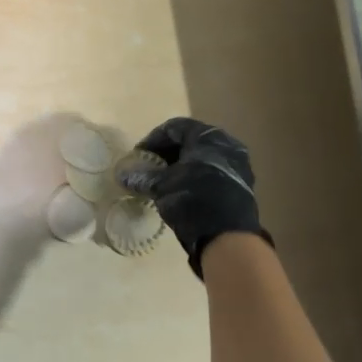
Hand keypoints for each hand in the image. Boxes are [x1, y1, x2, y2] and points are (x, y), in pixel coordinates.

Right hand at [118, 117, 271, 277]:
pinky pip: (211, 172)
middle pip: (189, 141)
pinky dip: (194, 177)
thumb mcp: (161, 186)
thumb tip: (122, 175)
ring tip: (162, 182)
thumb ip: (142, 177)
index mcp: (207, 136)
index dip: (152, 140)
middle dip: (166, 154)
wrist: (227, 234)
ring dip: (180, 166)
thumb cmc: (192, 199)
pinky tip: (181, 191)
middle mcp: (226, 144)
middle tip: (148, 168)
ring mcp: (237, 164)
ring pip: (201, 157)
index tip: (138, 157)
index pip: (174, 128)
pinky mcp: (240, 184)